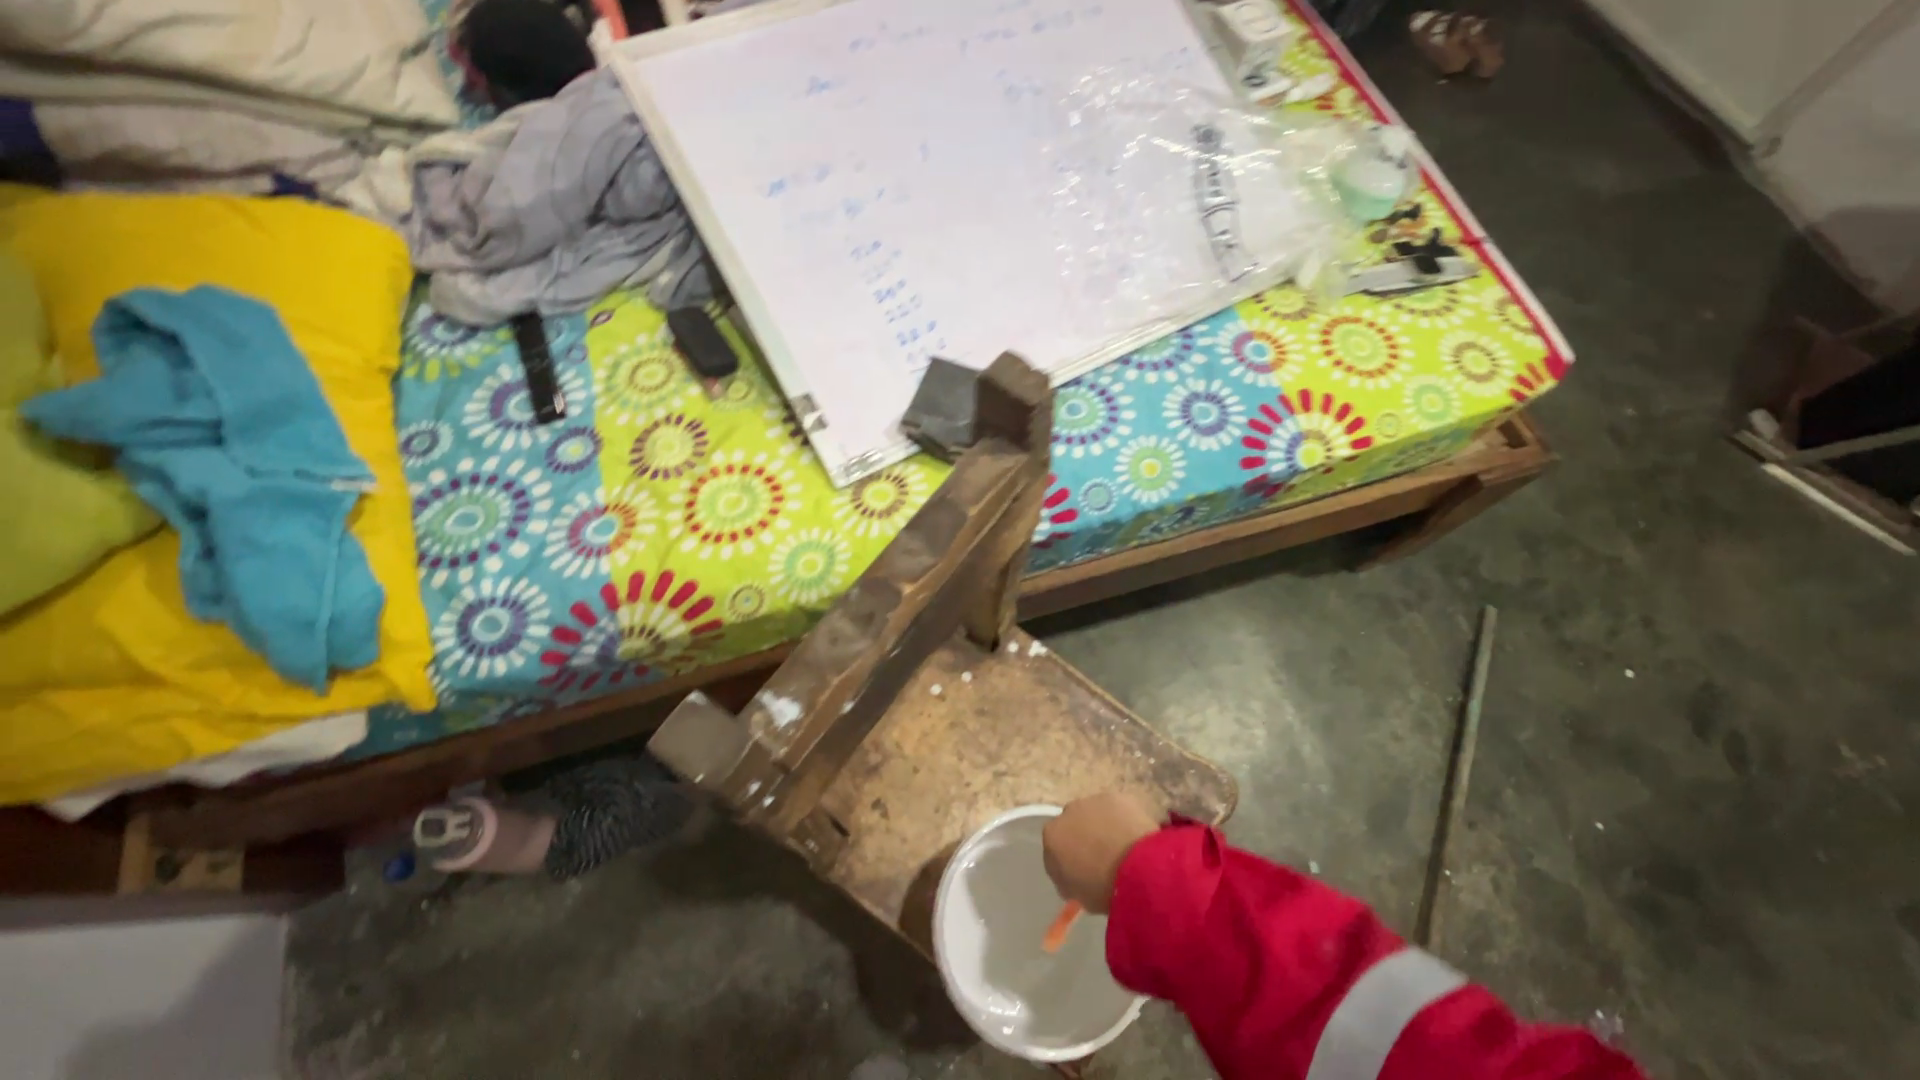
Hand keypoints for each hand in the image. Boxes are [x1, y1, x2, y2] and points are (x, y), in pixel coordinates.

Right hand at [1042, 792, 1161, 913]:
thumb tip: (1074, 875)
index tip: (1080, 872)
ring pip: (1093, 814)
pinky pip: (1114, 810)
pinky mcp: (1116, 797)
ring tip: (1120, 846)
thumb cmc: (1102, 888)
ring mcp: (1092, 801)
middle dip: (1082, 837)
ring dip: (1101, 826)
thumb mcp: (1077, 894)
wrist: (1137, 868)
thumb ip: (1068, 880)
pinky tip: (1132, 835)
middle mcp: (1067, 812)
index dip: (1067, 859)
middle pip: (1072, 825)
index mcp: (1051, 836)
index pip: (1054, 848)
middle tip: (1100, 858)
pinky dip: (1120, 820)